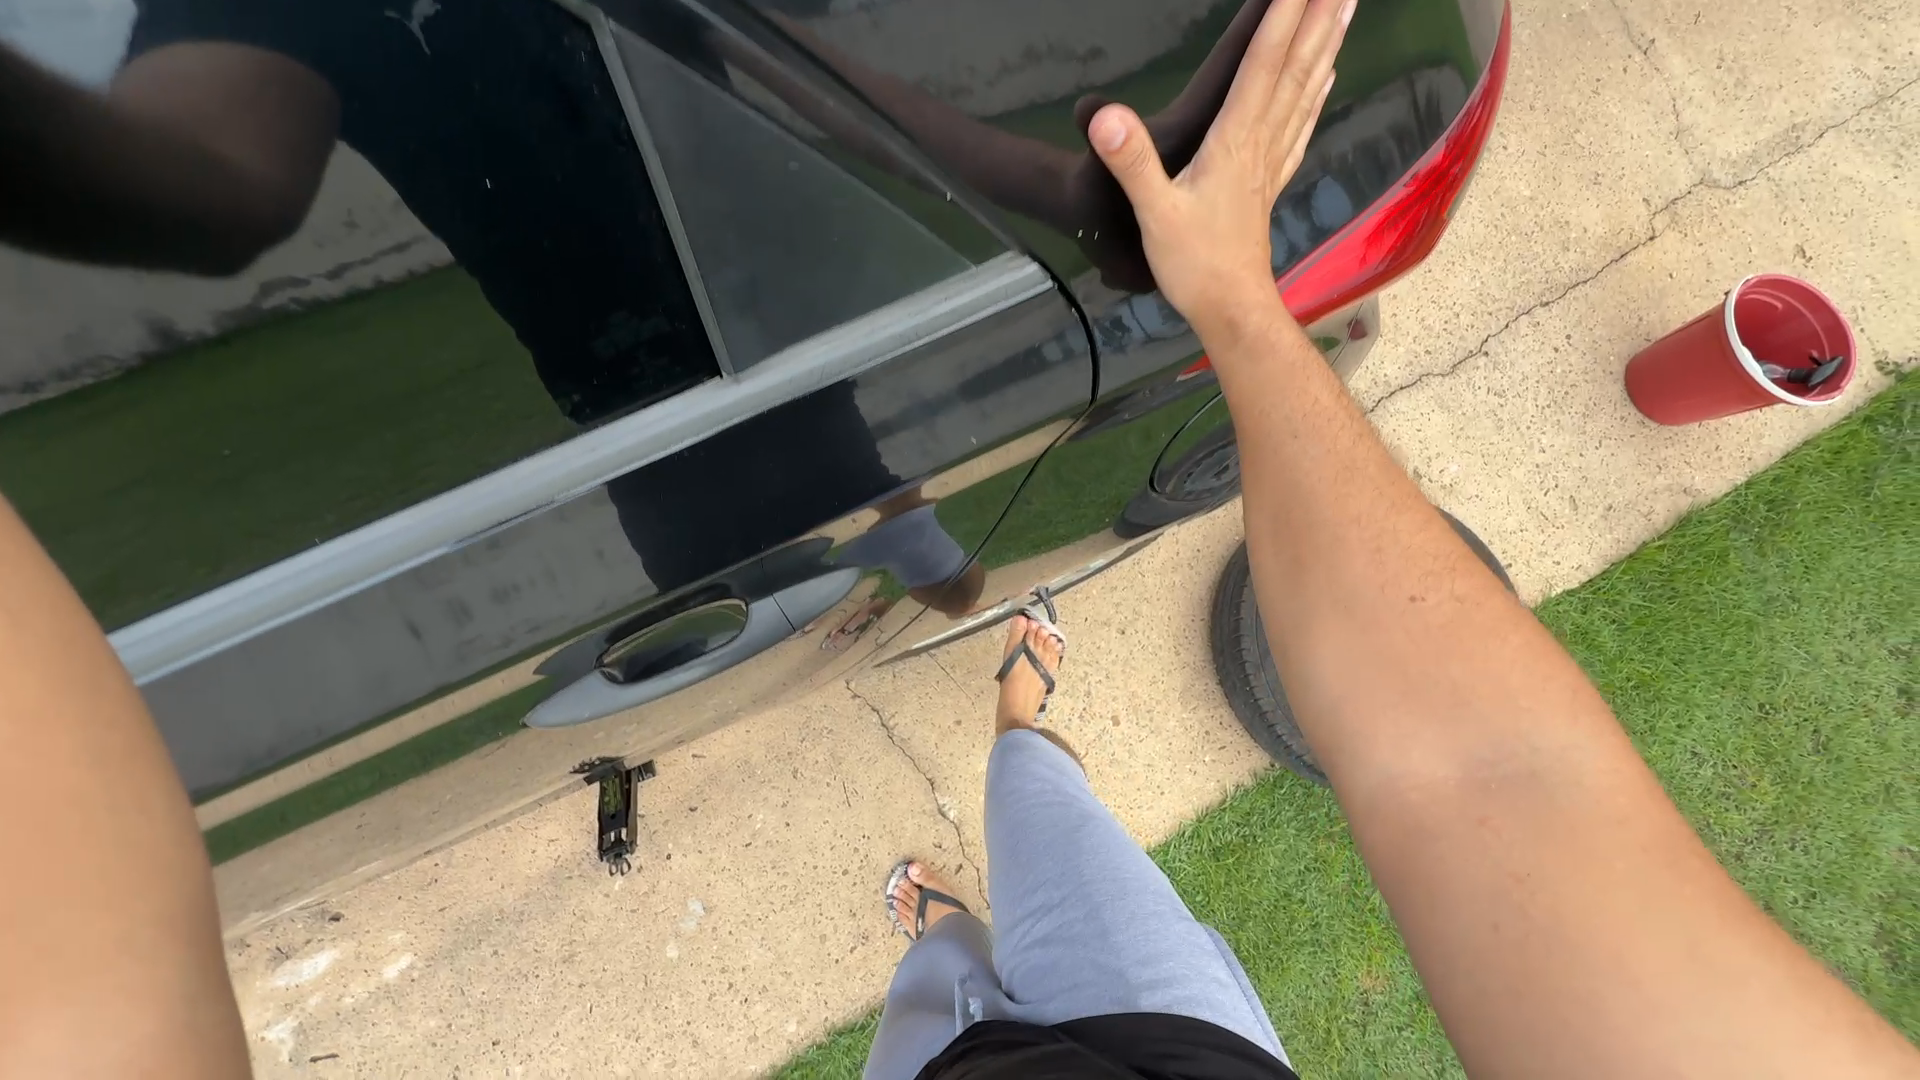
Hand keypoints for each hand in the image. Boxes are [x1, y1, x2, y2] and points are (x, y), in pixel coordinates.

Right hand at [1085, 0, 1351, 333]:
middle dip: (1318, 15)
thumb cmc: (1193, 264)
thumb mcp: (1154, 214)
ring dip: (1326, 44)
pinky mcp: (1270, 185)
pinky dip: (1316, 95)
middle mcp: (1260, 142)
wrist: (1230, 306)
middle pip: (1295, 67)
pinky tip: (1327, 78)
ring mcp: (1270, 164)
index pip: (1263, 63)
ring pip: (1305, 91)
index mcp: (1234, 141)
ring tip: (1346, 5)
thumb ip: (1132, 163)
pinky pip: (1299, 128)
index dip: (1283, 13)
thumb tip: (1104, 116)